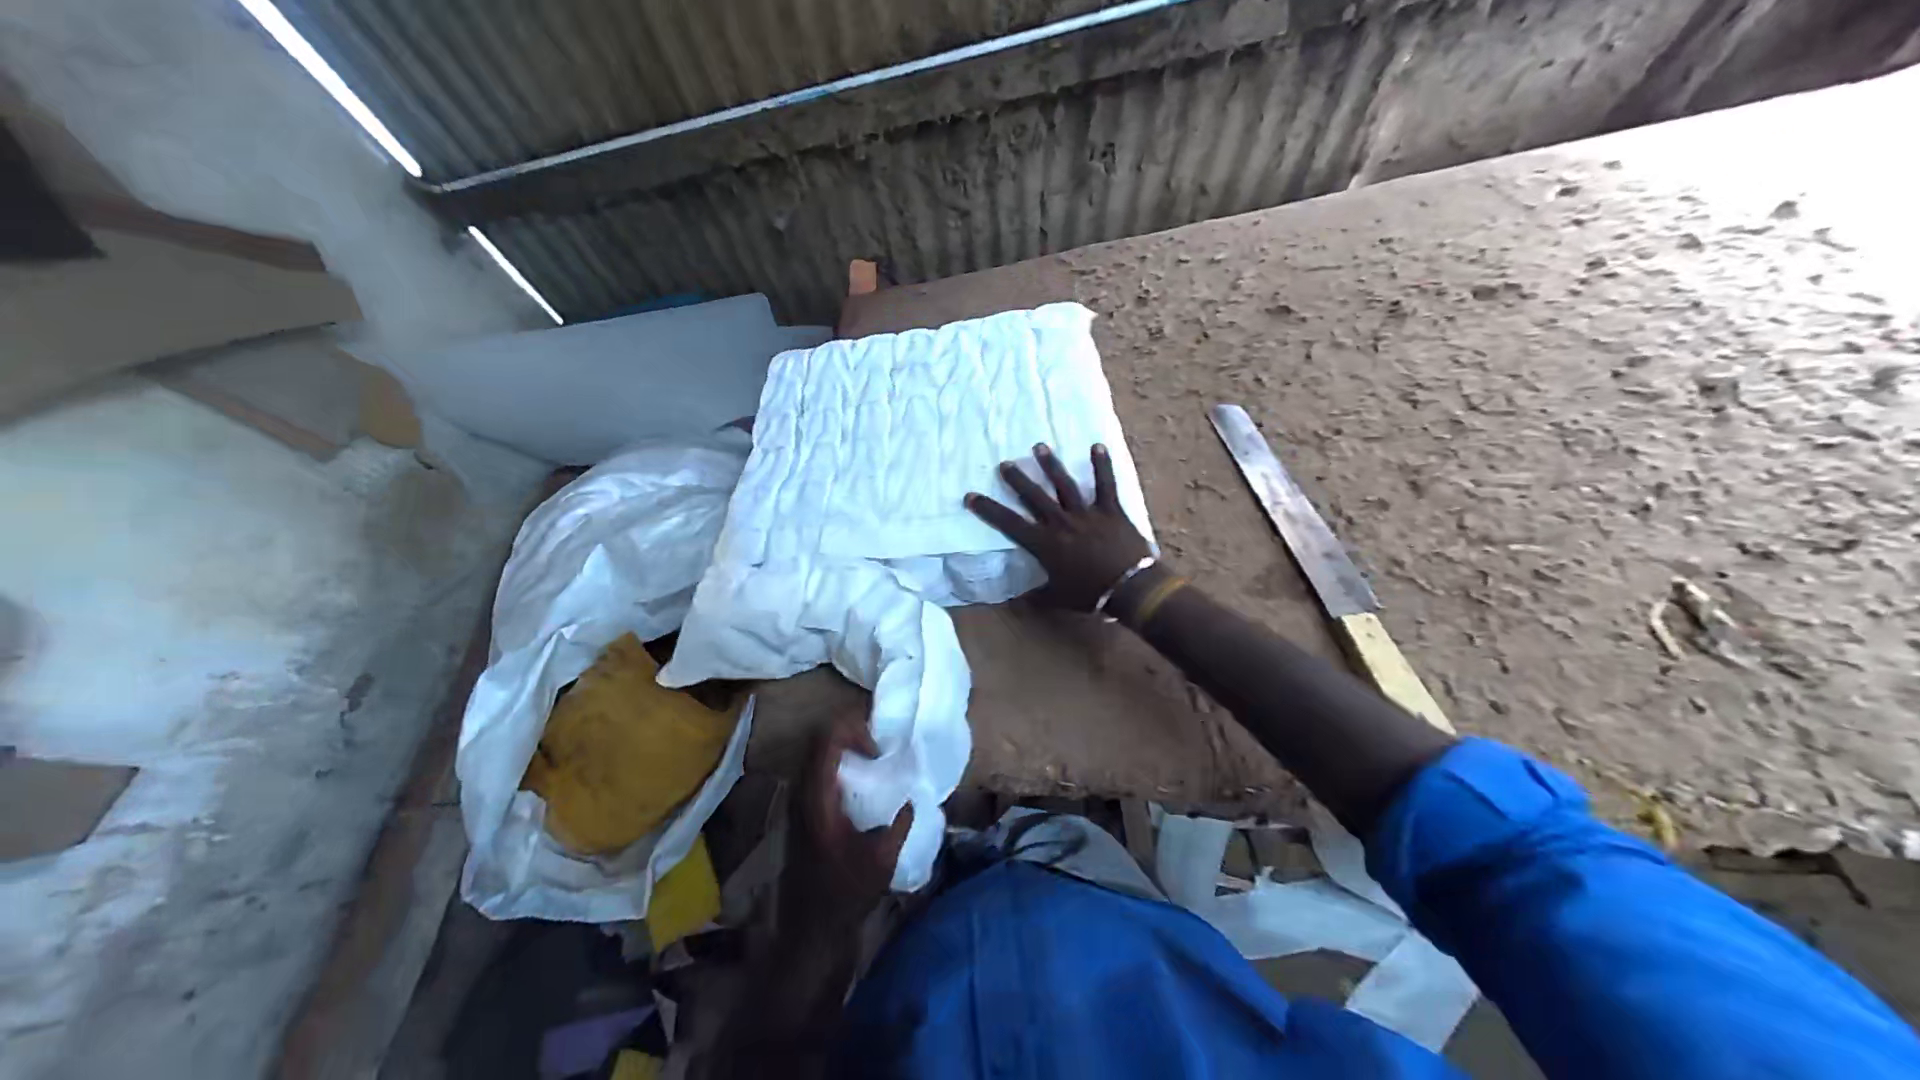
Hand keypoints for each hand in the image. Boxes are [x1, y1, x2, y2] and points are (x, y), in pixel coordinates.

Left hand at [785, 713, 912, 930]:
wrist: (812, 928)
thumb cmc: (846, 893)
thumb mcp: (882, 859)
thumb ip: (899, 824)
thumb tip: (912, 798)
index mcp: (818, 798)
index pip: (826, 741)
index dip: (852, 730)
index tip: (878, 749)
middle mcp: (802, 793)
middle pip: (818, 740)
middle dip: (849, 731)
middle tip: (877, 743)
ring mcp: (797, 801)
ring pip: (814, 753)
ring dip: (842, 746)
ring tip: (872, 755)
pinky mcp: (801, 811)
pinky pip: (815, 769)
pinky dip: (837, 761)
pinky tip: (859, 778)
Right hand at [966, 443, 1152, 611]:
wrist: (1129, 587)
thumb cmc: (1091, 594)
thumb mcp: (1058, 598)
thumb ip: (1035, 597)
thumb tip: (1014, 603)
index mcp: (1045, 543)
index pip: (1009, 523)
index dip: (988, 510)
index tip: (971, 496)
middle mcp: (1061, 522)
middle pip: (1035, 496)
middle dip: (1018, 479)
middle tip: (1005, 464)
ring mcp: (1086, 513)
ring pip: (1064, 484)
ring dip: (1051, 465)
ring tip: (1039, 447)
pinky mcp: (1110, 510)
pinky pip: (1105, 484)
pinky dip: (1102, 465)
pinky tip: (1097, 446)